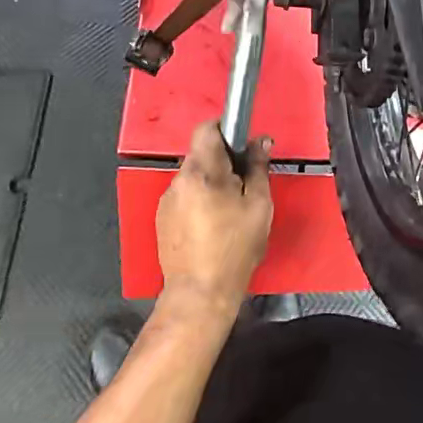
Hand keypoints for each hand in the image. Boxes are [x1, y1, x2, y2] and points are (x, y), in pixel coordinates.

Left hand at [156, 121, 273, 316]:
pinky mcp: (162, 218)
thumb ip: (259, 167)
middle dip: (223, 161)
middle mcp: (178, 180)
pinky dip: (199, 199)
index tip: (243, 143)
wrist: (200, 294)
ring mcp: (167, 200)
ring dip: (211, 181)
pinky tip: (213, 223)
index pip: (207, 128)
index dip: (226, 128)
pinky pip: (185, 195)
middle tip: (245, 182)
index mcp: (201, 171)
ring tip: (230, 207)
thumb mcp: (258, 205)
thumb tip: (260, 142)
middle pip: (201, 153)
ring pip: (194, 176)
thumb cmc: (234, 247)